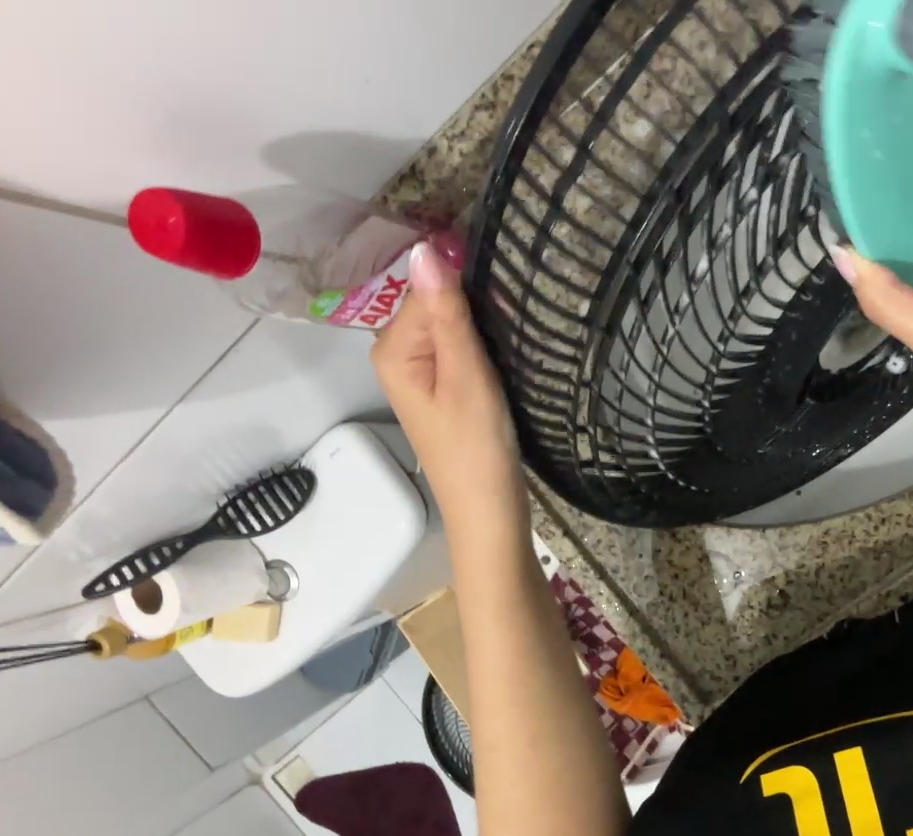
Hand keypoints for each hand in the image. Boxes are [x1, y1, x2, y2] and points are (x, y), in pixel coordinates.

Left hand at [372, 243, 528, 542]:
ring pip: (452, 324)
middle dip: (474, 300)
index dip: (465, 281)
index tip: (507, 281)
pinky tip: (508, 346)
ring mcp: (424, 372)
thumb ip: (447, 314)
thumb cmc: (477, 447)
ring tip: (519, 321)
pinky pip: (461, 346)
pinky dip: (484, 341)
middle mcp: (400, 355)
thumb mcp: (467, 376)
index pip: (426, 289)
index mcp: (393, 349)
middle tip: (519, 306)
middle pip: (437, 304)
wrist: (489, 510)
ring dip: (483, 320)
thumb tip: (425, 249)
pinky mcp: (447, 387)